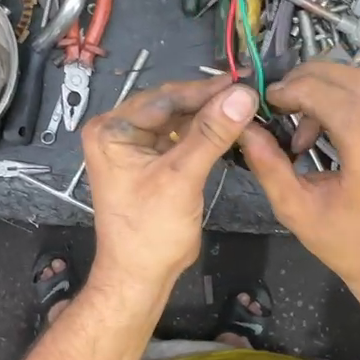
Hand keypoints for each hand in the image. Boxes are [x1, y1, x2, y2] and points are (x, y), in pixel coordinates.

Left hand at [82, 77, 258, 287]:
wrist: (139, 276)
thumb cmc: (150, 231)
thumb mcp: (181, 177)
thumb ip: (211, 134)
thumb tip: (242, 95)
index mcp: (111, 130)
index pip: (164, 98)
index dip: (205, 90)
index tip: (243, 83)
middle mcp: (117, 132)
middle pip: (170, 106)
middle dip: (208, 102)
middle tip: (248, 95)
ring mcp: (133, 147)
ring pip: (177, 121)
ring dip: (209, 118)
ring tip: (245, 110)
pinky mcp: (149, 162)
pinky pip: (179, 138)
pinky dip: (203, 135)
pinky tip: (229, 130)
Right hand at [237, 61, 359, 289]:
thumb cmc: (341, 240)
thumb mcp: (294, 211)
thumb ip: (269, 167)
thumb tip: (243, 127)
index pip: (346, 109)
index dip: (306, 91)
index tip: (272, 97)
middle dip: (312, 77)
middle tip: (278, 96)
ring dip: (324, 83)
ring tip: (295, 111)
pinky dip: (337, 94)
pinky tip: (315, 120)